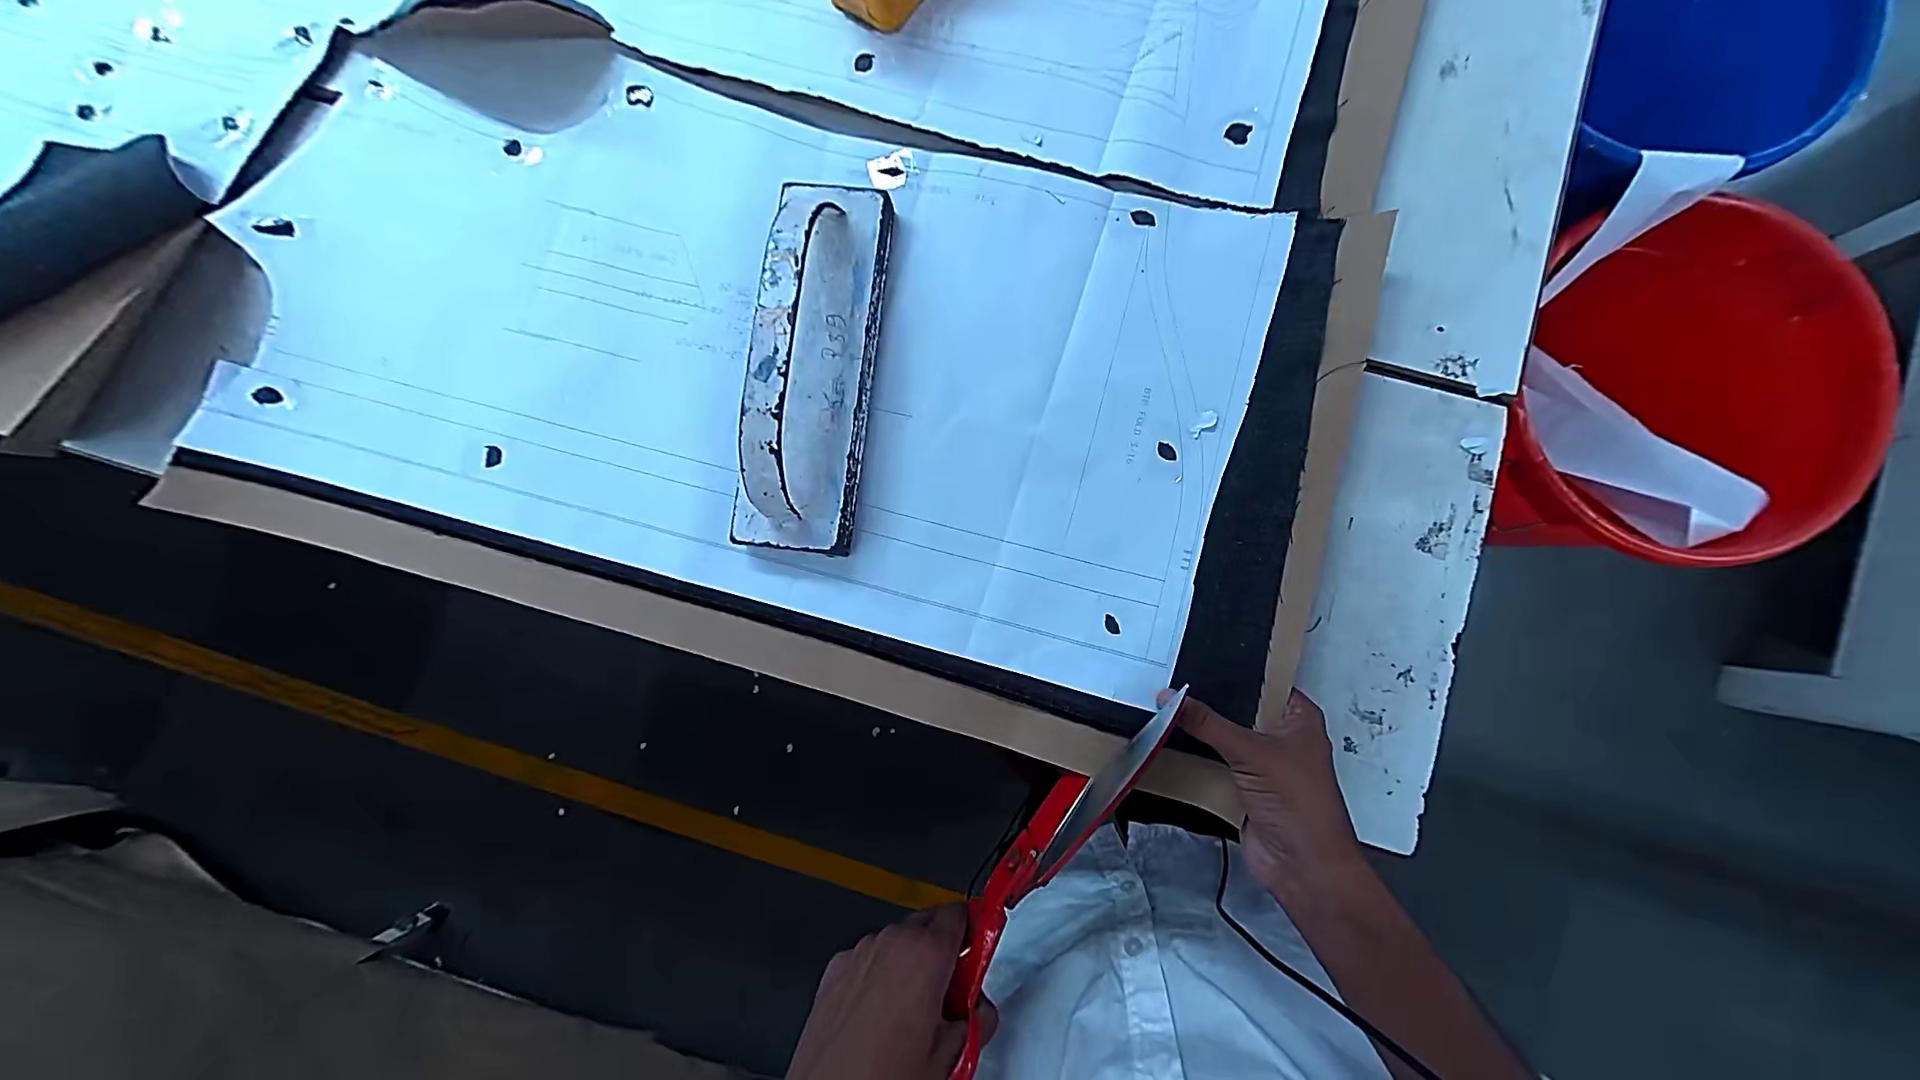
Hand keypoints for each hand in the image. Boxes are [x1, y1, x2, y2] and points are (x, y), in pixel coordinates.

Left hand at [787, 904, 997, 1079]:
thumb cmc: (879, 1079)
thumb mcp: (951, 1055)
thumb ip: (975, 1017)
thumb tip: (979, 1009)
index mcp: (926, 954)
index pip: (961, 914)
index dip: (975, 929)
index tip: (981, 943)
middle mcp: (891, 942)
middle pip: (930, 923)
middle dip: (944, 949)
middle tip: (953, 990)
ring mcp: (860, 952)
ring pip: (898, 941)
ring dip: (910, 963)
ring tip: (913, 1013)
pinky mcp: (835, 969)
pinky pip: (868, 958)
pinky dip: (879, 975)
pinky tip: (880, 1016)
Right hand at [1167, 688, 1362, 898]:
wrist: (1302, 868)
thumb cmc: (1297, 802)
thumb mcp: (1252, 752)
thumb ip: (1207, 723)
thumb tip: (1168, 697)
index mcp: (1298, 717)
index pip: (1263, 679)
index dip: (1234, 668)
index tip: (1197, 653)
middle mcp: (1280, 734)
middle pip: (1238, 706)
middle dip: (1209, 697)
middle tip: (1171, 675)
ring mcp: (1260, 760)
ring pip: (1223, 733)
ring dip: (1199, 726)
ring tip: (1163, 700)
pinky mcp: (1241, 782)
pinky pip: (1213, 758)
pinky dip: (1195, 751)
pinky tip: (1167, 735)